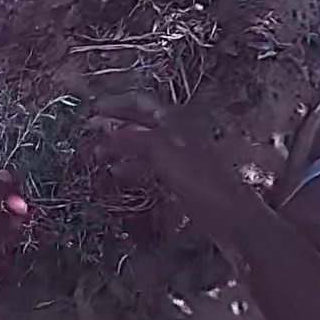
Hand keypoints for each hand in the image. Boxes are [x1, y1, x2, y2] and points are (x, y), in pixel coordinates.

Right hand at [90, 93, 267, 242]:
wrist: (230, 216)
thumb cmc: (199, 178)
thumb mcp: (161, 151)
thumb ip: (131, 137)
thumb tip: (104, 127)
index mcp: (175, 121)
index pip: (140, 103)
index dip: (115, 104)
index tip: (92, 110)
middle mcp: (176, 133)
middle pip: (140, 122)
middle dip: (114, 125)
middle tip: (90, 132)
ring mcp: (178, 154)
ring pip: (141, 143)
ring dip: (119, 146)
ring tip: (98, 153)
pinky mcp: (179, 175)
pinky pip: (148, 163)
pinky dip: (131, 165)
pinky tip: (117, 172)